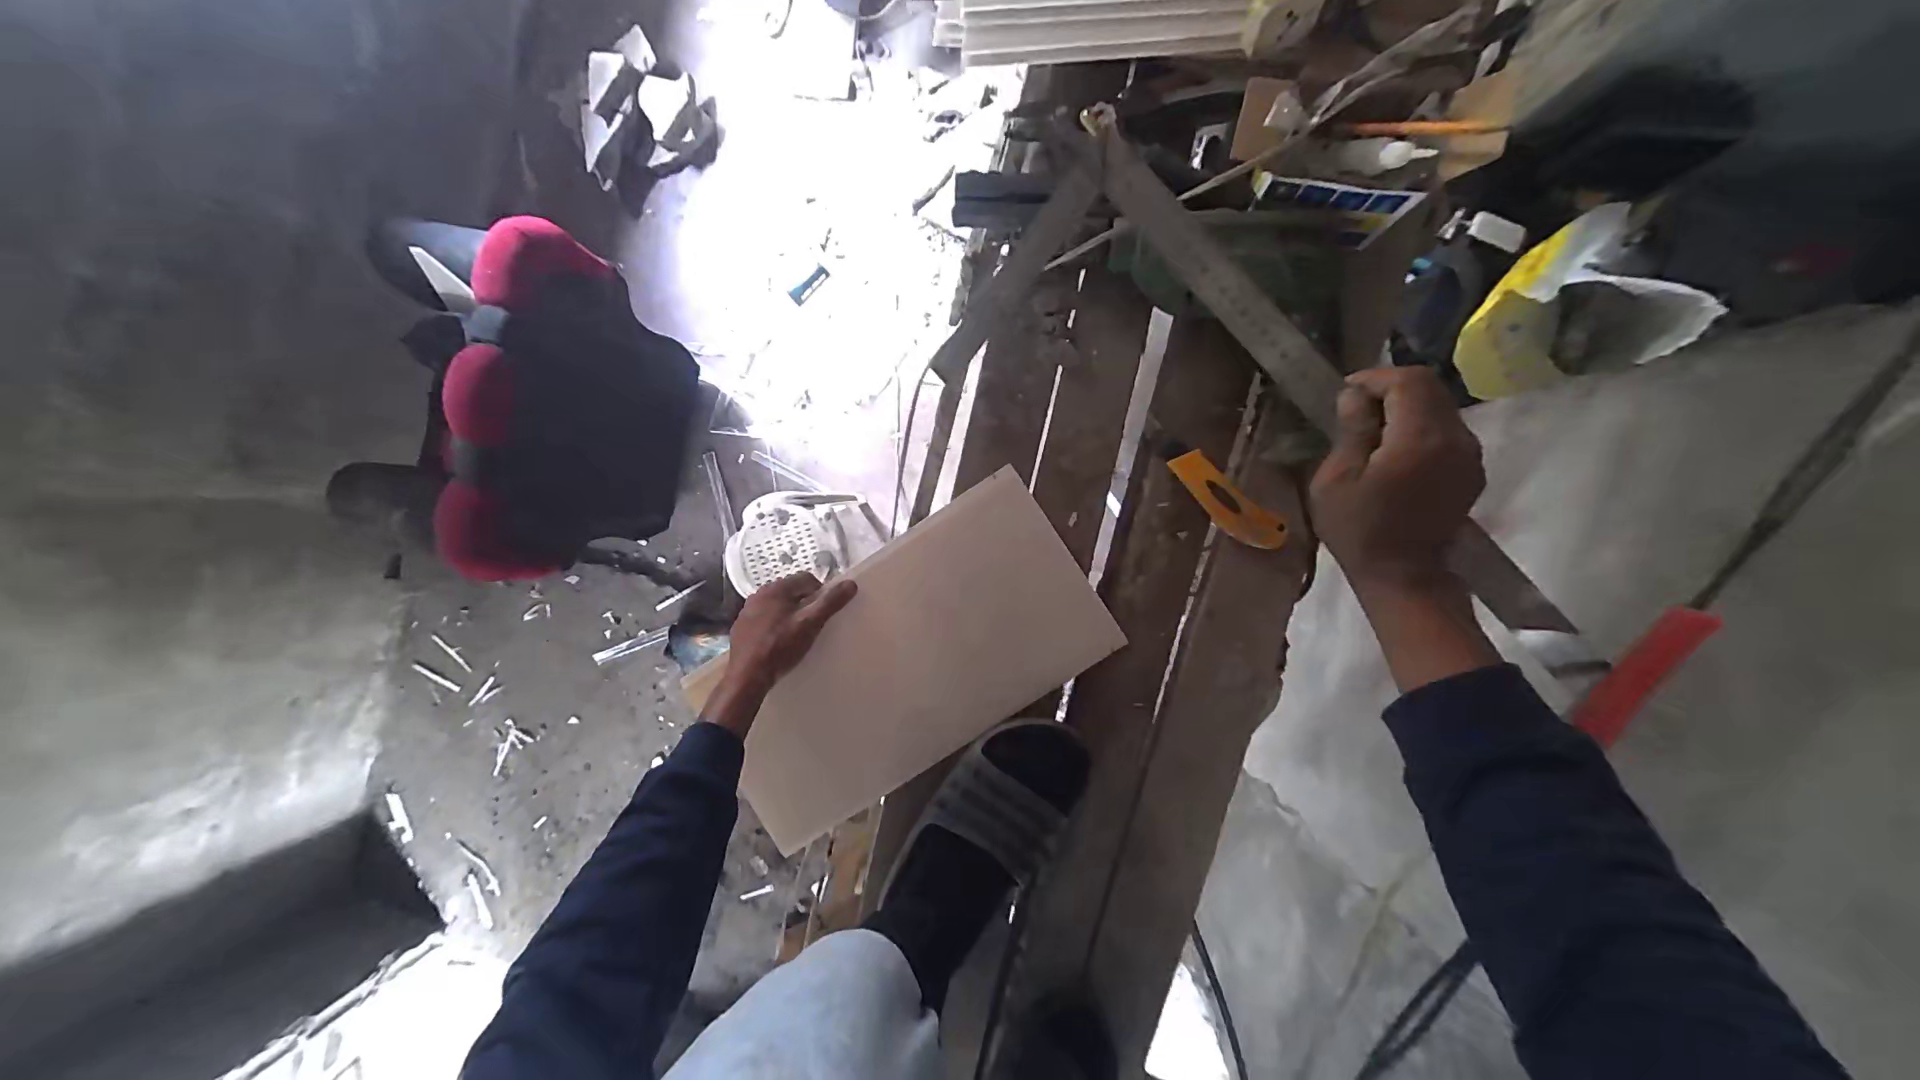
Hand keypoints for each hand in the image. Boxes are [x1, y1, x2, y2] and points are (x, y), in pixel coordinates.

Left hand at [702, 573, 857, 736]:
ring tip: (796, 634)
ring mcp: (747, 610)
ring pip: (777, 605)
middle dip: (805, 603)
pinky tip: (778, 642)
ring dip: (789, 614)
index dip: (821, 593)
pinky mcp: (741, 627)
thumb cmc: (781, 647)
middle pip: (791, 591)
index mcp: (776, 588)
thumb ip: (830, 602)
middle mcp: (759, 594)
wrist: (747, 676)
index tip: (824, 612)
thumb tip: (850, 584)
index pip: (807, 578)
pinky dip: (774, 625)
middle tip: (812, 624)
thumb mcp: (810, 624)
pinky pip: (764, 618)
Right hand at [1309, 367, 1484, 595]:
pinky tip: (1391, 450)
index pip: (1408, 382)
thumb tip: (1355, 397)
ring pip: (1440, 408)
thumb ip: (1352, 433)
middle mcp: (1456, 439)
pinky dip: (1418, 428)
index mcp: (1421, 439)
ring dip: (1405, 408)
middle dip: (1390, 389)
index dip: (1375, 378)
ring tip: (1370, 430)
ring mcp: (1469, 456)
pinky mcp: (1470, 470)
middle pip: (1429, 389)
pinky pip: (1445, 432)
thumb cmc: (1359, 530)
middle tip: (1354, 409)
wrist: (1402, 576)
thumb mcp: (1335, 480)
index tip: (1345, 392)